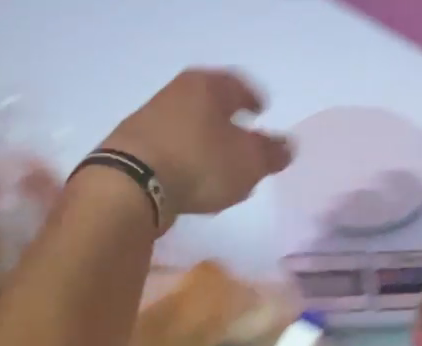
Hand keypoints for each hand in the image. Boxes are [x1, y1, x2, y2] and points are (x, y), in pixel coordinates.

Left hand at [102, 68, 292, 228]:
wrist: (133, 183)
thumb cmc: (201, 164)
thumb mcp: (248, 162)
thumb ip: (271, 153)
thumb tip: (287, 145)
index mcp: (207, 87)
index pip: (237, 85)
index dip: (253, 99)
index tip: (261, 110)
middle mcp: (177, 93)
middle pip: (210, 105)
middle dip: (229, 123)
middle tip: (243, 141)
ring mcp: (152, 119)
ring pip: (190, 127)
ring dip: (206, 144)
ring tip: (220, 167)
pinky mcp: (135, 147)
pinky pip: (173, 149)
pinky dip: (187, 160)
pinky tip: (193, 180)